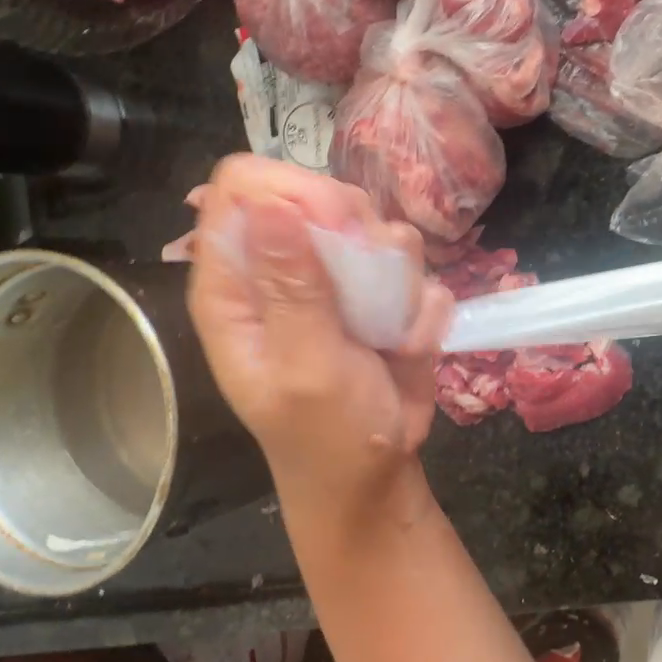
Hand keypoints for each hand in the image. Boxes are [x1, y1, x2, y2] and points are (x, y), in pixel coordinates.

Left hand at [186, 155, 455, 505]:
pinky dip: (423, 310)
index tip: (337, 231)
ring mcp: (342, 282)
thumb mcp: (303, 366)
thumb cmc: (323, 433)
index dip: (295, 195)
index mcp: (237, 284)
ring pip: (380, 230)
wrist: (379, 471)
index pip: (245, 190)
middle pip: (322, 198)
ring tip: (389, 328)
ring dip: (399, 278)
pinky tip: (409, 346)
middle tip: (370, 286)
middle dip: (358, 235)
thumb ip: (292, 287)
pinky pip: (420, 274)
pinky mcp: (390, 298)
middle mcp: (287, 271)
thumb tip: (270, 202)